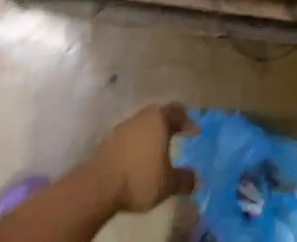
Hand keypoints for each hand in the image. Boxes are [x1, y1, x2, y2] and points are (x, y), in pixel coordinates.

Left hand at [84, 103, 198, 213]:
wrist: (100, 184)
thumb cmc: (140, 178)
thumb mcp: (169, 184)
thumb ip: (185, 179)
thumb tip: (195, 178)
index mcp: (157, 120)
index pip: (176, 112)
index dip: (187, 121)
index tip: (195, 132)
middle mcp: (140, 117)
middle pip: (158, 115)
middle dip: (169, 124)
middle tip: (179, 134)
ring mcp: (123, 127)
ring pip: (143, 124)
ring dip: (153, 133)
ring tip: (160, 148)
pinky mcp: (110, 140)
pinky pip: (131, 136)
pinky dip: (140, 143)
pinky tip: (141, 158)